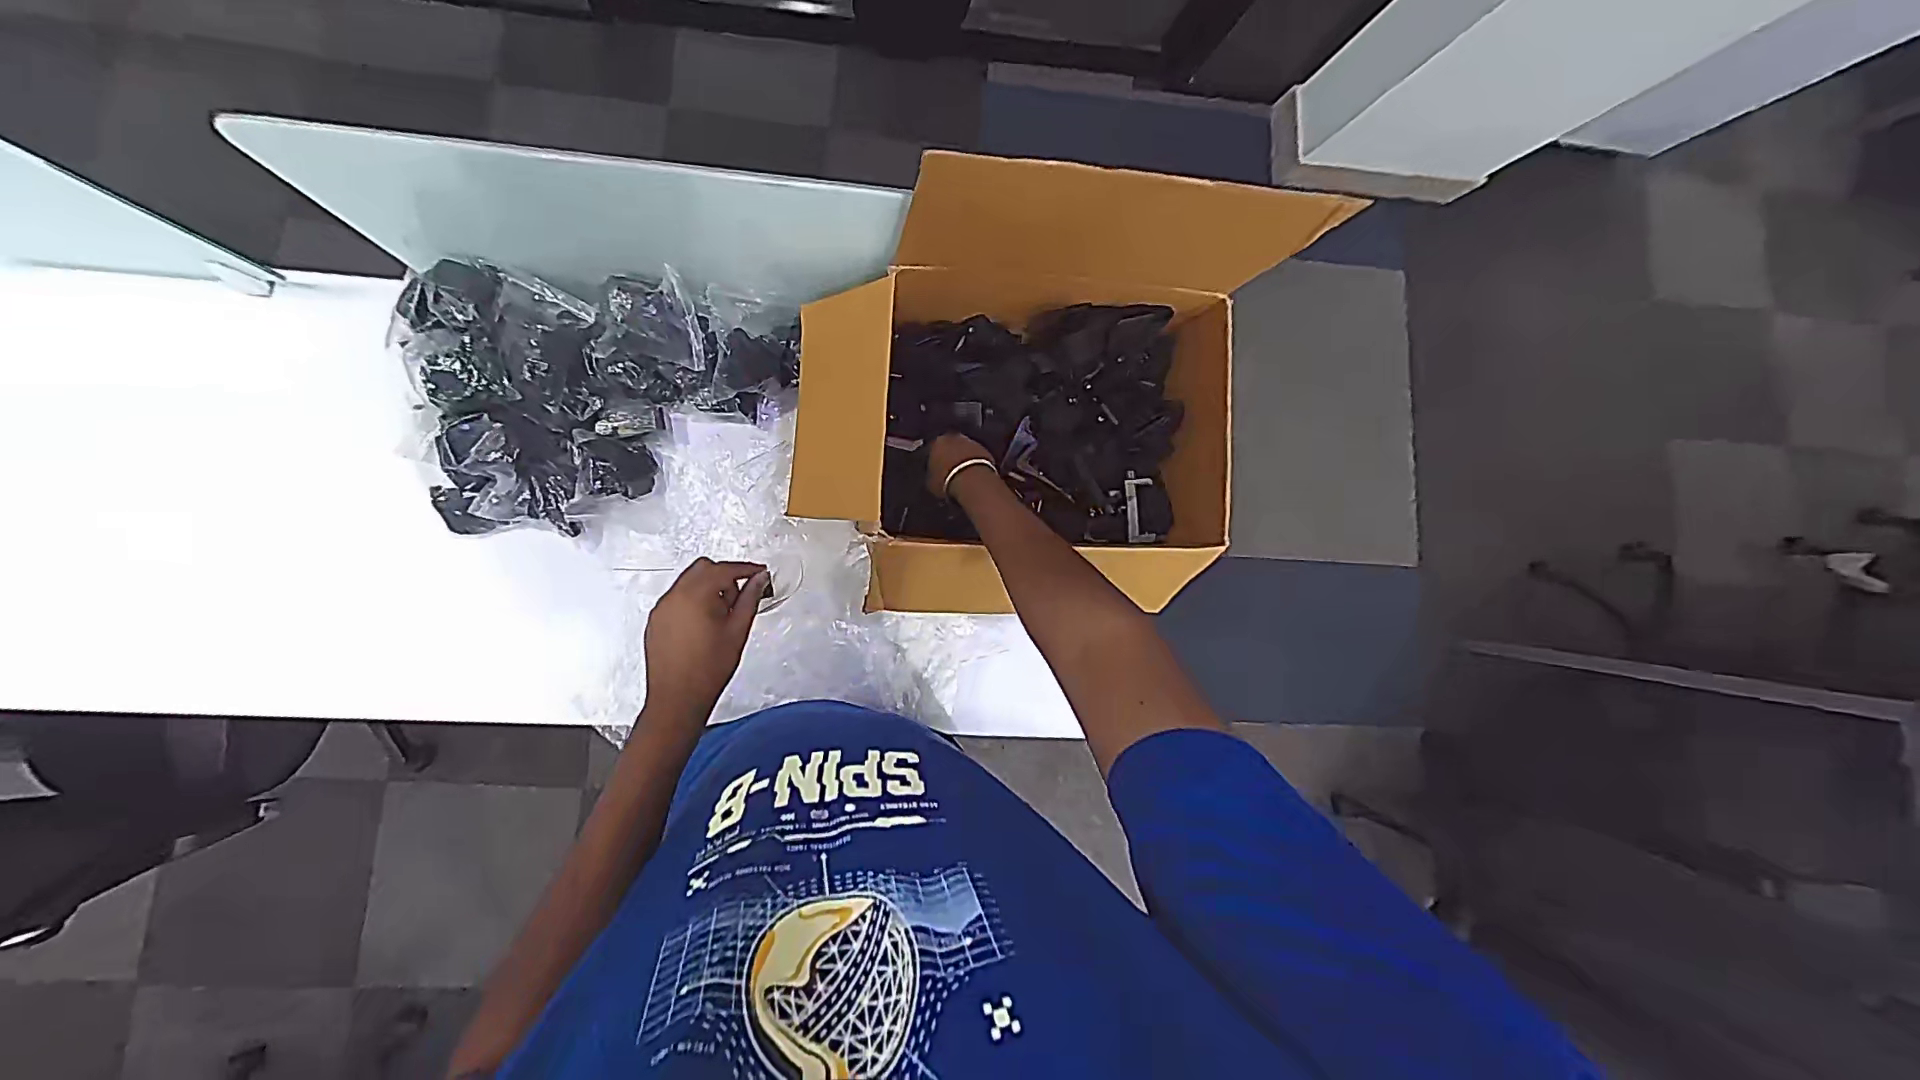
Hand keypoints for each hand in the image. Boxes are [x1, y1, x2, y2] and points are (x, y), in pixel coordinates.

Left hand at [642, 558, 768, 718]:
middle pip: (702, 568)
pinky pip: (676, 599)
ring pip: (688, 582)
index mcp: (695, 596)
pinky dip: (693, 601)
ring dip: (708, 587)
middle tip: (742, 593)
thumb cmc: (706, 670)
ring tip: (724, 613)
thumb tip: (758, 581)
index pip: (723, 569)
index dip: (745, 569)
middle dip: (725, 575)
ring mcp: (661, 609)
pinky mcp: (656, 621)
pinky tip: (706, 622)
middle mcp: (673, 598)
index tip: (758, 572)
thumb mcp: (738, 629)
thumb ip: (749, 598)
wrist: (678, 698)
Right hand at [925, 432, 995, 499]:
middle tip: (949, 469)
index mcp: (936, 442)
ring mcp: (970, 441)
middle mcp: (953, 437)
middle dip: (949, 455)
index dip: (932, 459)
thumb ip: (931, 474)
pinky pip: (975, 455)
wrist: (973, 480)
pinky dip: (973, 461)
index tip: (934, 469)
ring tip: (962, 472)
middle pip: (949, 445)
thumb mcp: (931, 482)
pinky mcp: (985, 449)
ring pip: (963, 448)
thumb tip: (933, 476)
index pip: (931, 448)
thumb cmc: (947, 480)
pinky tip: (972, 472)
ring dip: (962, 457)